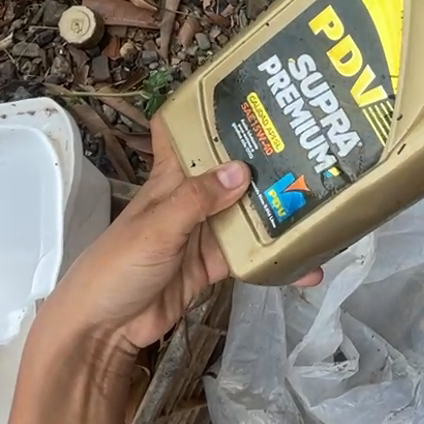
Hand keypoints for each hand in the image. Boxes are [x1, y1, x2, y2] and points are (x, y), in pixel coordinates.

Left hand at [44, 119, 321, 354]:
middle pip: (229, 172)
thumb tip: (243, 170)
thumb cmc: (117, 266)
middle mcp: (189, 200)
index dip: (202, 111)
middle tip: (310, 149)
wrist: (103, 329)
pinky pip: (248, 256)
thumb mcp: (157, 228)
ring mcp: (202, 233)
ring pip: (245, 214)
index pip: (180, 133)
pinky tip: (306, 267)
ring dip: (276, 211)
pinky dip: (274, 261)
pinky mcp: (211, 266)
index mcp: (170, 180)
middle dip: (262, 161)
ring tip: (320, 204)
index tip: (242, 95)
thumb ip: (197, 200)